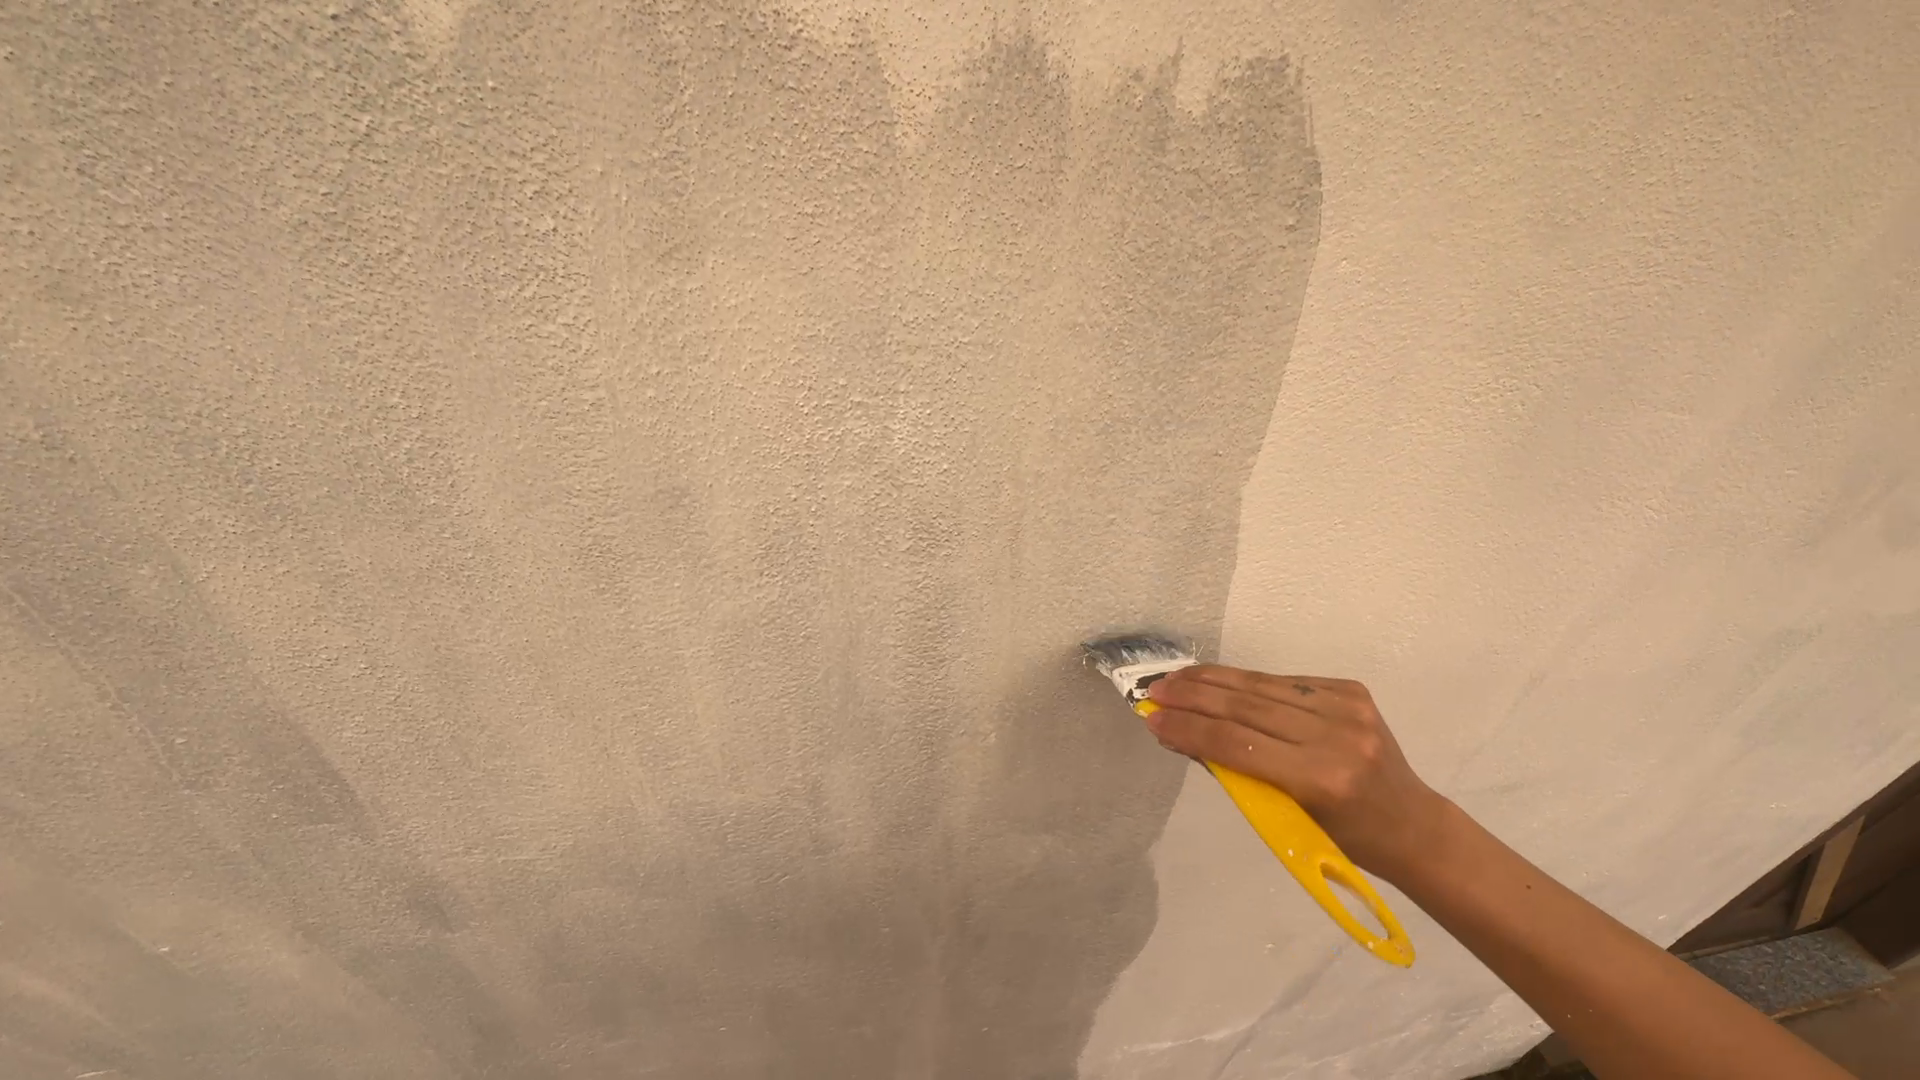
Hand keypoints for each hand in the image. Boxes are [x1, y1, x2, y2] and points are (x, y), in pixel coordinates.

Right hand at [1144, 664, 1446, 880]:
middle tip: (1154, 690)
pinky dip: (1246, 681)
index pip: (1237, 743)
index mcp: (1320, 778)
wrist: (1412, 823)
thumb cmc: (1345, 839)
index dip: (1189, 727)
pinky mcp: (1352, 690)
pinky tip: (1217, 681)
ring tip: (1175, 679)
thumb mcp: (1287, 817)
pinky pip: (1284, 682)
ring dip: (1211, 681)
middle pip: (1245, 706)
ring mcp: (1347, 708)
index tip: (1151, 720)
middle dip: (1192, 696)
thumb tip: (1185, 736)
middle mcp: (1335, 735)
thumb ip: (1239, 774)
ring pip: (1262, 686)